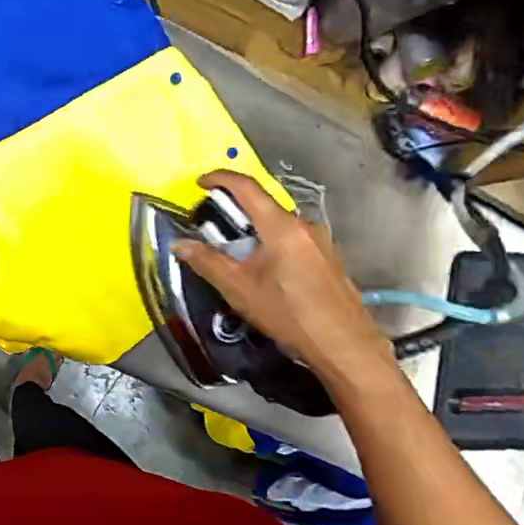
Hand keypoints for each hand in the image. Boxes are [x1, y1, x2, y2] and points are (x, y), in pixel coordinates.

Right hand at [173, 171, 395, 388]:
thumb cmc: (289, 316)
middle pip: (266, 208)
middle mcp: (305, 226)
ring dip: (259, 234)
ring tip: (243, 260)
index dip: (220, 179)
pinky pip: (298, 243)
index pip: (247, 188)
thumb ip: (209, 263)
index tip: (201, 182)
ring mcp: (323, 242)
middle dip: (238, 214)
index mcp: (281, 227)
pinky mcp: (331, 260)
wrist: (342, 344)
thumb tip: (181, 244)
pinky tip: (272, 276)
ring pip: (283, 227)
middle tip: (218, 232)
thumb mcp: (241, 291)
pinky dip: (277, 247)